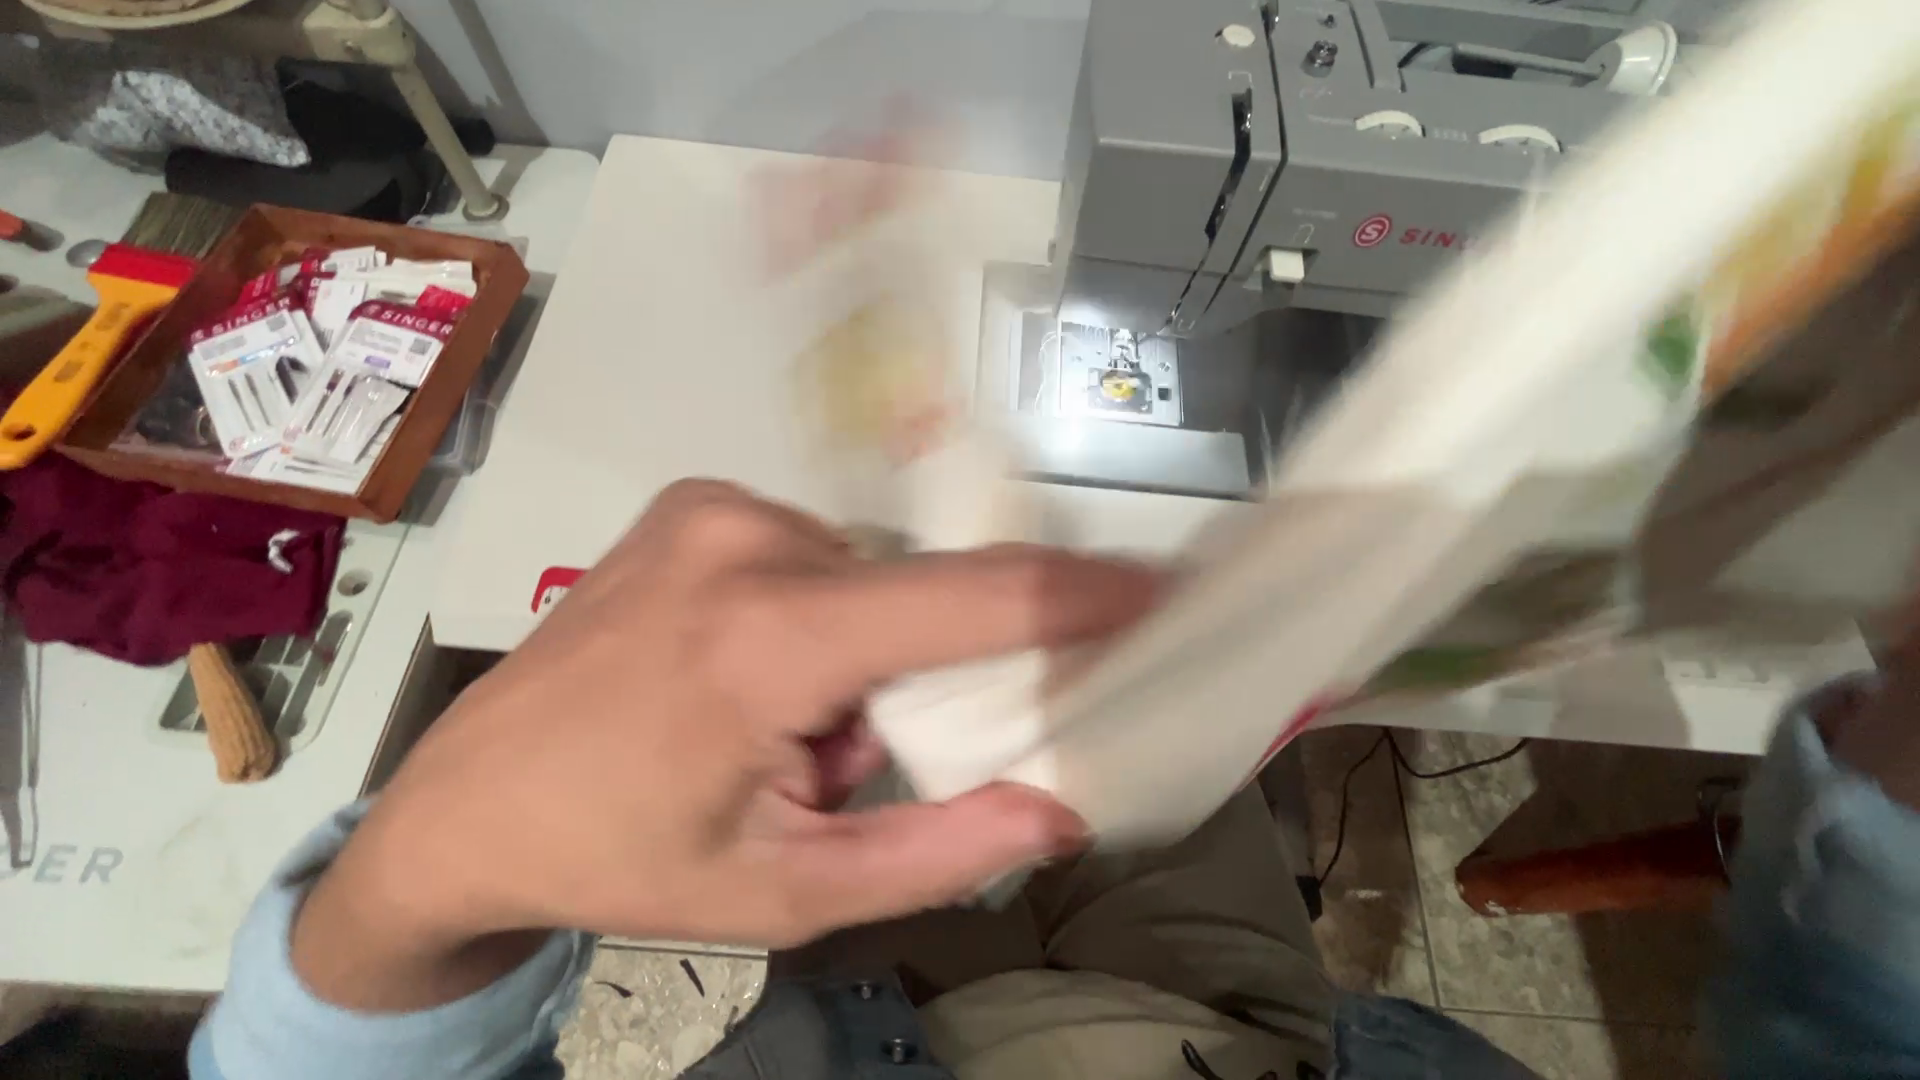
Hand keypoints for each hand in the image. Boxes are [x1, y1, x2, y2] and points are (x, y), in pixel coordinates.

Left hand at [291, 480, 1157, 1008]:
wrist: (464, 805)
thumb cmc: (622, 858)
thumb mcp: (788, 891)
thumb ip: (938, 853)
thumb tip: (1060, 806)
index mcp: (765, 640)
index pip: (965, 600)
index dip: (1077, 595)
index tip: (1157, 590)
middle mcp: (746, 540)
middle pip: (916, 596)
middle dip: (920, 676)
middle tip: (842, 754)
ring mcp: (714, 506)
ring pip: (867, 577)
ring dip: (863, 652)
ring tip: (778, 724)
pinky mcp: (696, 501)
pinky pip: (815, 554)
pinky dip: (819, 616)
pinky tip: (749, 670)